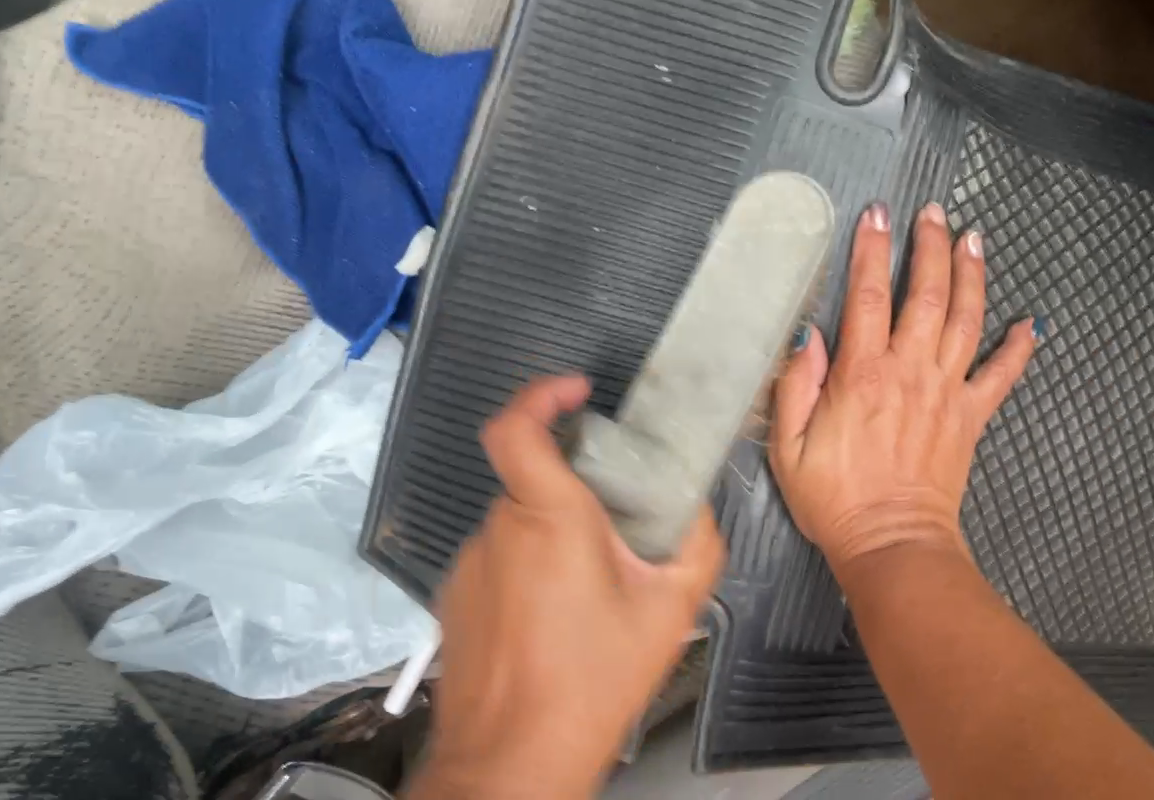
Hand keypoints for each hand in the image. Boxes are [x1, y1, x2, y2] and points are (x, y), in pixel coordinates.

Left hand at [405, 376, 724, 799]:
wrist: (511, 767)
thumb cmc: (589, 685)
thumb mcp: (672, 609)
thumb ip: (698, 541)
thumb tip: (697, 507)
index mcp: (551, 518)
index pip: (517, 428)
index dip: (541, 395)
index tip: (575, 392)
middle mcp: (501, 531)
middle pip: (534, 475)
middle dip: (577, 484)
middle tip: (616, 521)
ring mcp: (471, 565)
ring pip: (519, 519)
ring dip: (555, 531)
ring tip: (591, 583)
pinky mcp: (455, 598)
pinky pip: (500, 555)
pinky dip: (530, 563)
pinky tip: (557, 613)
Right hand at [769, 201, 1037, 575]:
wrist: (892, 547)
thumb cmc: (835, 499)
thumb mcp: (789, 446)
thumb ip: (795, 385)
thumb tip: (809, 335)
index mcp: (862, 375)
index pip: (867, 296)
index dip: (871, 250)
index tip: (876, 215)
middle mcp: (909, 372)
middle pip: (926, 295)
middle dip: (930, 247)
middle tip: (934, 213)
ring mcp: (946, 392)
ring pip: (966, 320)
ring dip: (971, 275)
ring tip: (974, 238)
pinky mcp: (971, 416)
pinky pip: (1002, 375)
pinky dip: (1020, 348)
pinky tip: (1032, 322)